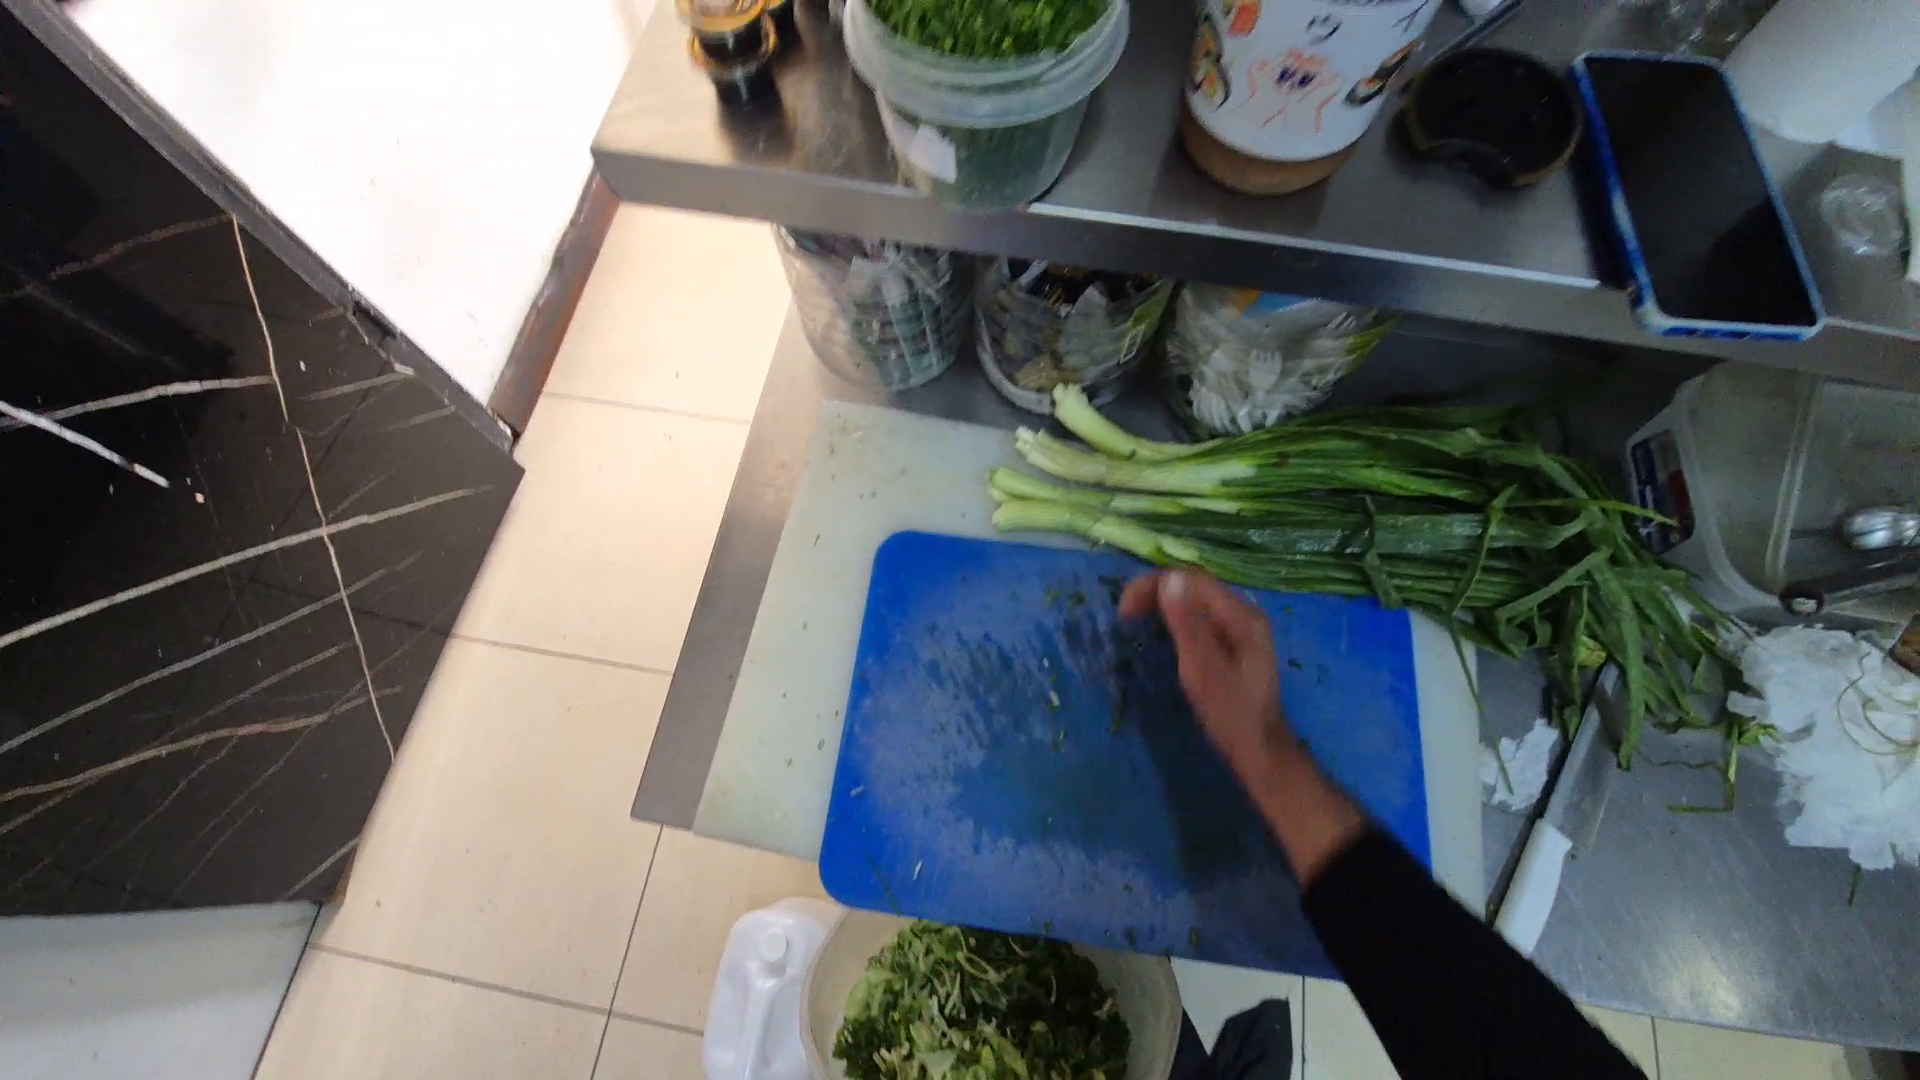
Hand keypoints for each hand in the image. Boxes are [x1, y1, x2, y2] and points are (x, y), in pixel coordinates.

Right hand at [1118, 569, 1292, 776]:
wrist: (1259, 750)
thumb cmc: (1229, 713)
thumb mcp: (1203, 668)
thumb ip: (1187, 623)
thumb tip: (1168, 579)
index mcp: (1242, 615)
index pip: (1192, 580)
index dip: (1154, 586)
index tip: (1124, 610)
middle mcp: (1244, 613)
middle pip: (1194, 586)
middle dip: (1155, 592)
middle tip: (1125, 616)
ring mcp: (1241, 627)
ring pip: (1195, 600)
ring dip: (1163, 603)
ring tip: (1136, 619)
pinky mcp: (1233, 640)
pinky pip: (1200, 615)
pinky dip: (1175, 617)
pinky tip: (1161, 631)